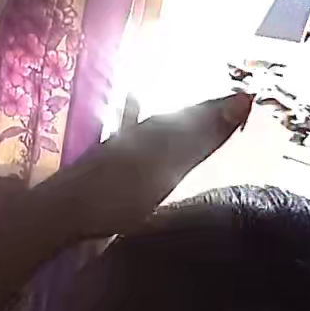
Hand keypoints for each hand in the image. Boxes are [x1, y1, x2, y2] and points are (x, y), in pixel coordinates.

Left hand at [21, 93, 250, 244]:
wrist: (61, 211)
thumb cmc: (117, 194)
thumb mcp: (166, 166)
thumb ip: (201, 137)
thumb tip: (242, 100)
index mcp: (157, 131)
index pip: (197, 114)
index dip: (221, 109)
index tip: (248, 99)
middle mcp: (139, 133)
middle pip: (177, 119)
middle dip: (203, 112)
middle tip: (229, 105)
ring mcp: (119, 148)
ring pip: (156, 128)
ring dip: (179, 122)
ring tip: (196, 116)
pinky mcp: (105, 164)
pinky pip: (137, 139)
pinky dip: (148, 130)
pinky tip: (139, 122)